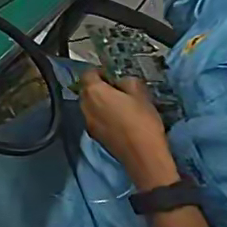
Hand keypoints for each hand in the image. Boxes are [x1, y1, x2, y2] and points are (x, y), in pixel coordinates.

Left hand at [78, 68, 178, 188]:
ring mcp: (87, 121)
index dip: (99, 71)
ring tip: (118, 105)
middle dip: (98, 87)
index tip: (112, 74)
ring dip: (99, 102)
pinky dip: (101, 115)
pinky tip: (117, 120)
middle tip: (117, 89)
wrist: (142, 155)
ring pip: (89, 105)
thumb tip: (120, 81)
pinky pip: (94, 118)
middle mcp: (84, 105)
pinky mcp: (93, 135)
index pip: (87, 73)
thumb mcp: (140, 94)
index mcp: (93, 91)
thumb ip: (127, 81)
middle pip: (86, 90)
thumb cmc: (141, 120)